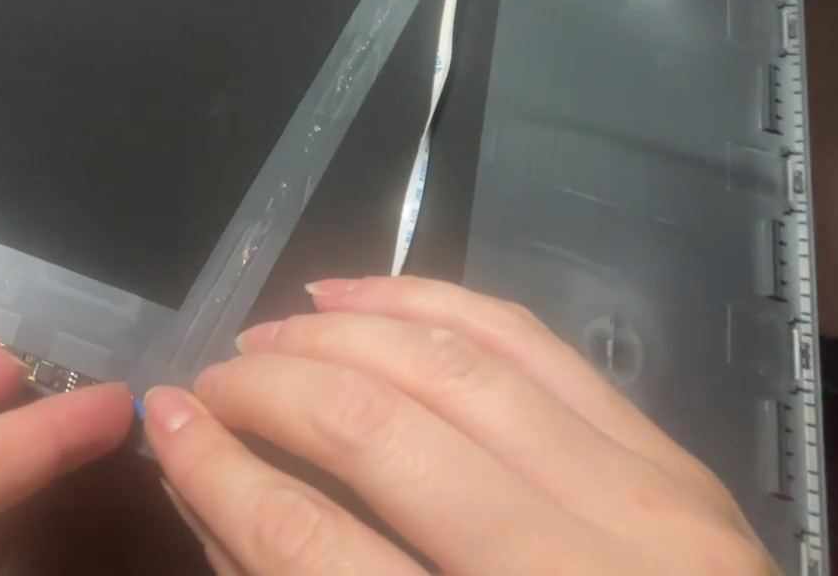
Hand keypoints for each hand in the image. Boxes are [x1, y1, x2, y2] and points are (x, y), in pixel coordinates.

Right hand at [146, 277, 774, 574]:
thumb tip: (198, 477)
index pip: (308, 544)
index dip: (216, 472)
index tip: (164, 420)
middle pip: (375, 431)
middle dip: (265, 391)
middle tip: (211, 384)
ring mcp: (651, 510)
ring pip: (444, 362)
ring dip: (329, 334)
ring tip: (263, 337)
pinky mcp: (674, 461)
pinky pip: (521, 336)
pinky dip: (419, 298)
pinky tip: (344, 292)